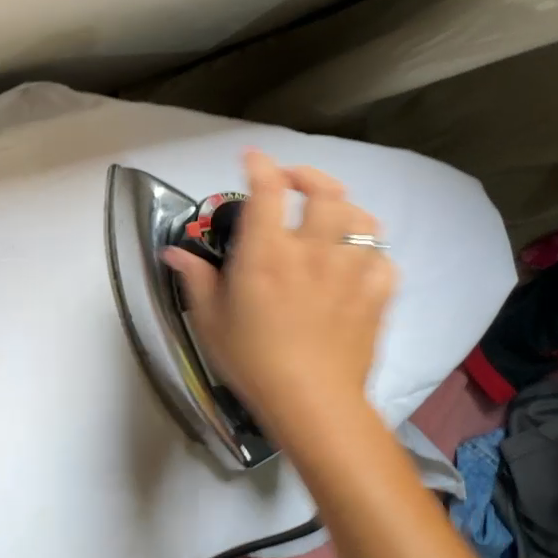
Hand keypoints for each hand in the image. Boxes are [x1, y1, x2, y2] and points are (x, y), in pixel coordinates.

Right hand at [162, 150, 396, 441]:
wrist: (311, 400)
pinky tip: (355, 261)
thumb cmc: (249, 357)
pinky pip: (384, 259)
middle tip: (292, 180)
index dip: (260, 165)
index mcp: (266, 254)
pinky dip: (369, 251)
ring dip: (345, 209)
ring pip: (363, 220)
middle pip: (327, 192)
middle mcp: (312, 252)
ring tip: (329, 216)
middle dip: (309, 175)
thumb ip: (196, 276)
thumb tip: (174, 252)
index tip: (251, 157)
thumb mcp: (208, 316)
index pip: (267, 191)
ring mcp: (351, 272)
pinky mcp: (377, 296)